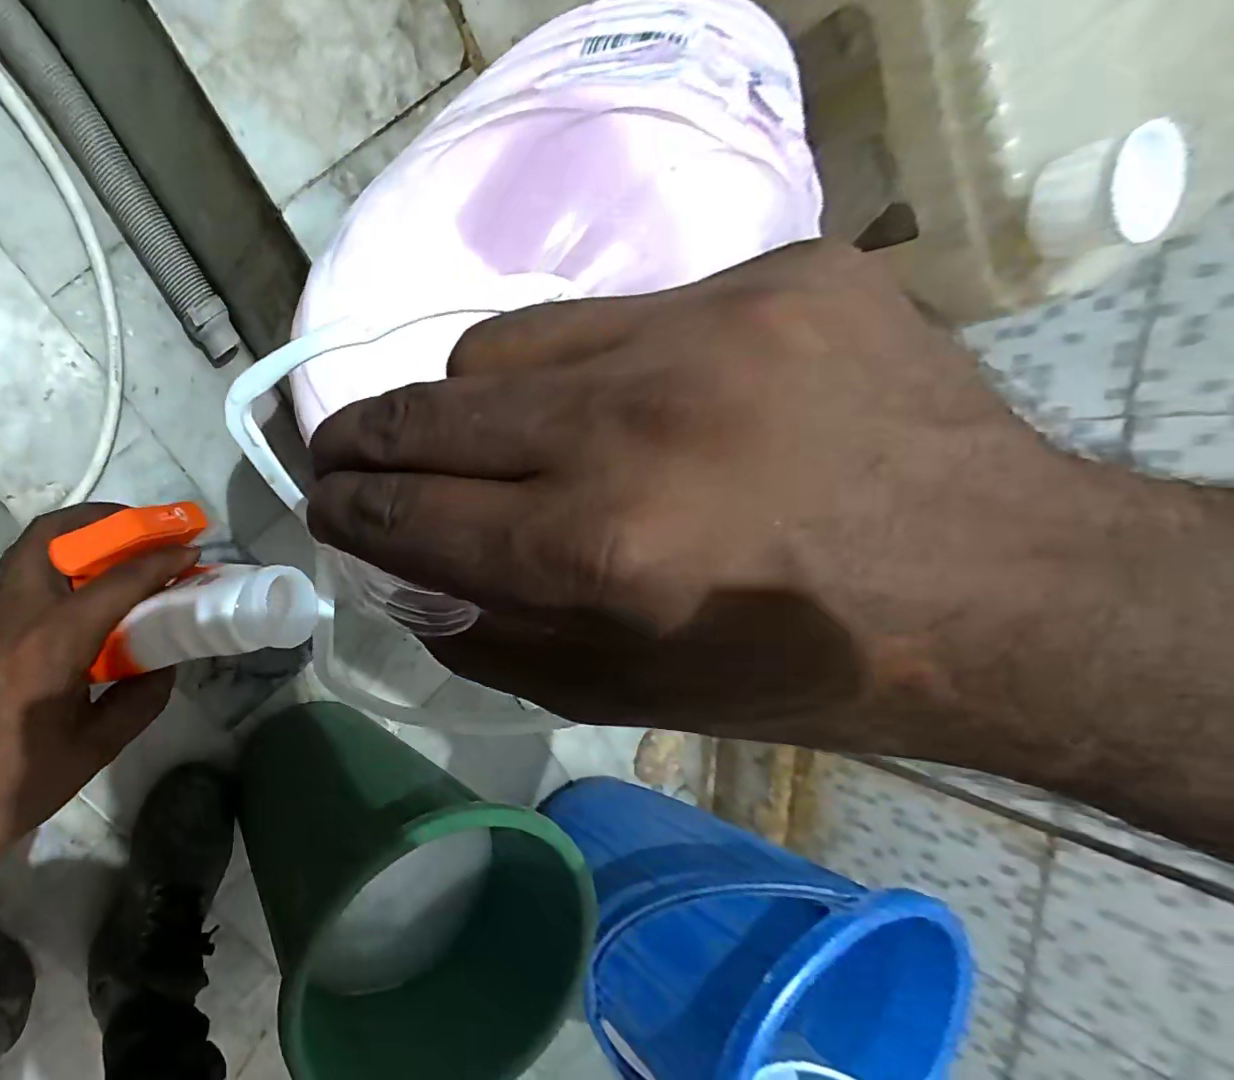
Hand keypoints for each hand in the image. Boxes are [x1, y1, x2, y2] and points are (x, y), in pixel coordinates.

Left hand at [0, 505, 197, 891]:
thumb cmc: (7, 791)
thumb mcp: (90, 752)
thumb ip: (137, 700)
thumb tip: (165, 664)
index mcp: (49, 644)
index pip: (115, 582)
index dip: (159, 561)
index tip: (190, 548)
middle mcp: (12, 613)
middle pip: (54, 532)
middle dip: (104, 519)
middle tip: (142, 532)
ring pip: (27, 550)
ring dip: (73, 538)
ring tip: (113, 558)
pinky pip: (13, 579)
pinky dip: (51, 569)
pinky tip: (73, 606)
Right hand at [307, 241, 1139, 749]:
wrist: (1006, 585)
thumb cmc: (784, 666)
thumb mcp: (610, 692)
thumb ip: (481, 633)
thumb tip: (396, 574)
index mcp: (599, 551)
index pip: (409, 511)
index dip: (344, 507)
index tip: (318, 501)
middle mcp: (635, 428)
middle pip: (428, 410)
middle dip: (357, 438)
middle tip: (336, 450)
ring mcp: (706, 332)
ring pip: (495, 344)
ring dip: (462, 398)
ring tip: (485, 431)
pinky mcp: (773, 276)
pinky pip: (601, 313)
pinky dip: (571, 367)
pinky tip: (614, 402)